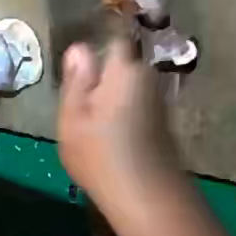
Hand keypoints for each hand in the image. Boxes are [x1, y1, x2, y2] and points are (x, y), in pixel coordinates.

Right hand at [57, 36, 183, 205]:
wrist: (144, 196)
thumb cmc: (99, 153)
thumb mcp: (72, 116)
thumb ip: (77, 80)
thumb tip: (79, 47)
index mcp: (125, 69)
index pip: (114, 40)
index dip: (98, 47)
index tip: (80, 63)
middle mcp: (148, 78)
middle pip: (123, 66)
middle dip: (104, 76)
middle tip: (78, 101)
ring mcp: (159, 101)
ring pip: (129, 88)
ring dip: (113, 97)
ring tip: (91, 121)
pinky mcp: (162, 124)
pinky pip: (137, 106)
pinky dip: (124, 114)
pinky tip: (110, 136)